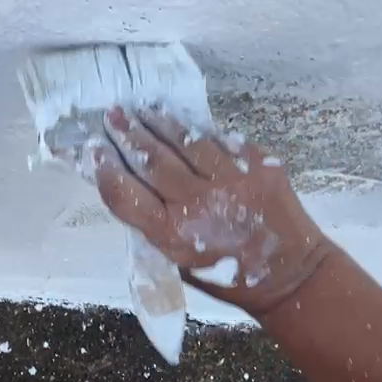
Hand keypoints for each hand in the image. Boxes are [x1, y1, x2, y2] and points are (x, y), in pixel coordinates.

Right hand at [93, 106, 329, 314]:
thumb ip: (150, 223)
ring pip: (185, 141)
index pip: (126, 194)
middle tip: (113, 115)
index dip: (106, 169)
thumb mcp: (174, 260)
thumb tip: (123, 182)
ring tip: (142, 109)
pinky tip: (181, 120)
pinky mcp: (259, 166)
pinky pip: (219, 140)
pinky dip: (197, 129)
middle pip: (152, 160)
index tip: (94, 148)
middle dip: (128, 134)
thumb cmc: (222, 272)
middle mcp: (199, 204)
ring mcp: (232, 181)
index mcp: (172, 235)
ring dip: (159, 123)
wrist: (288, 272)